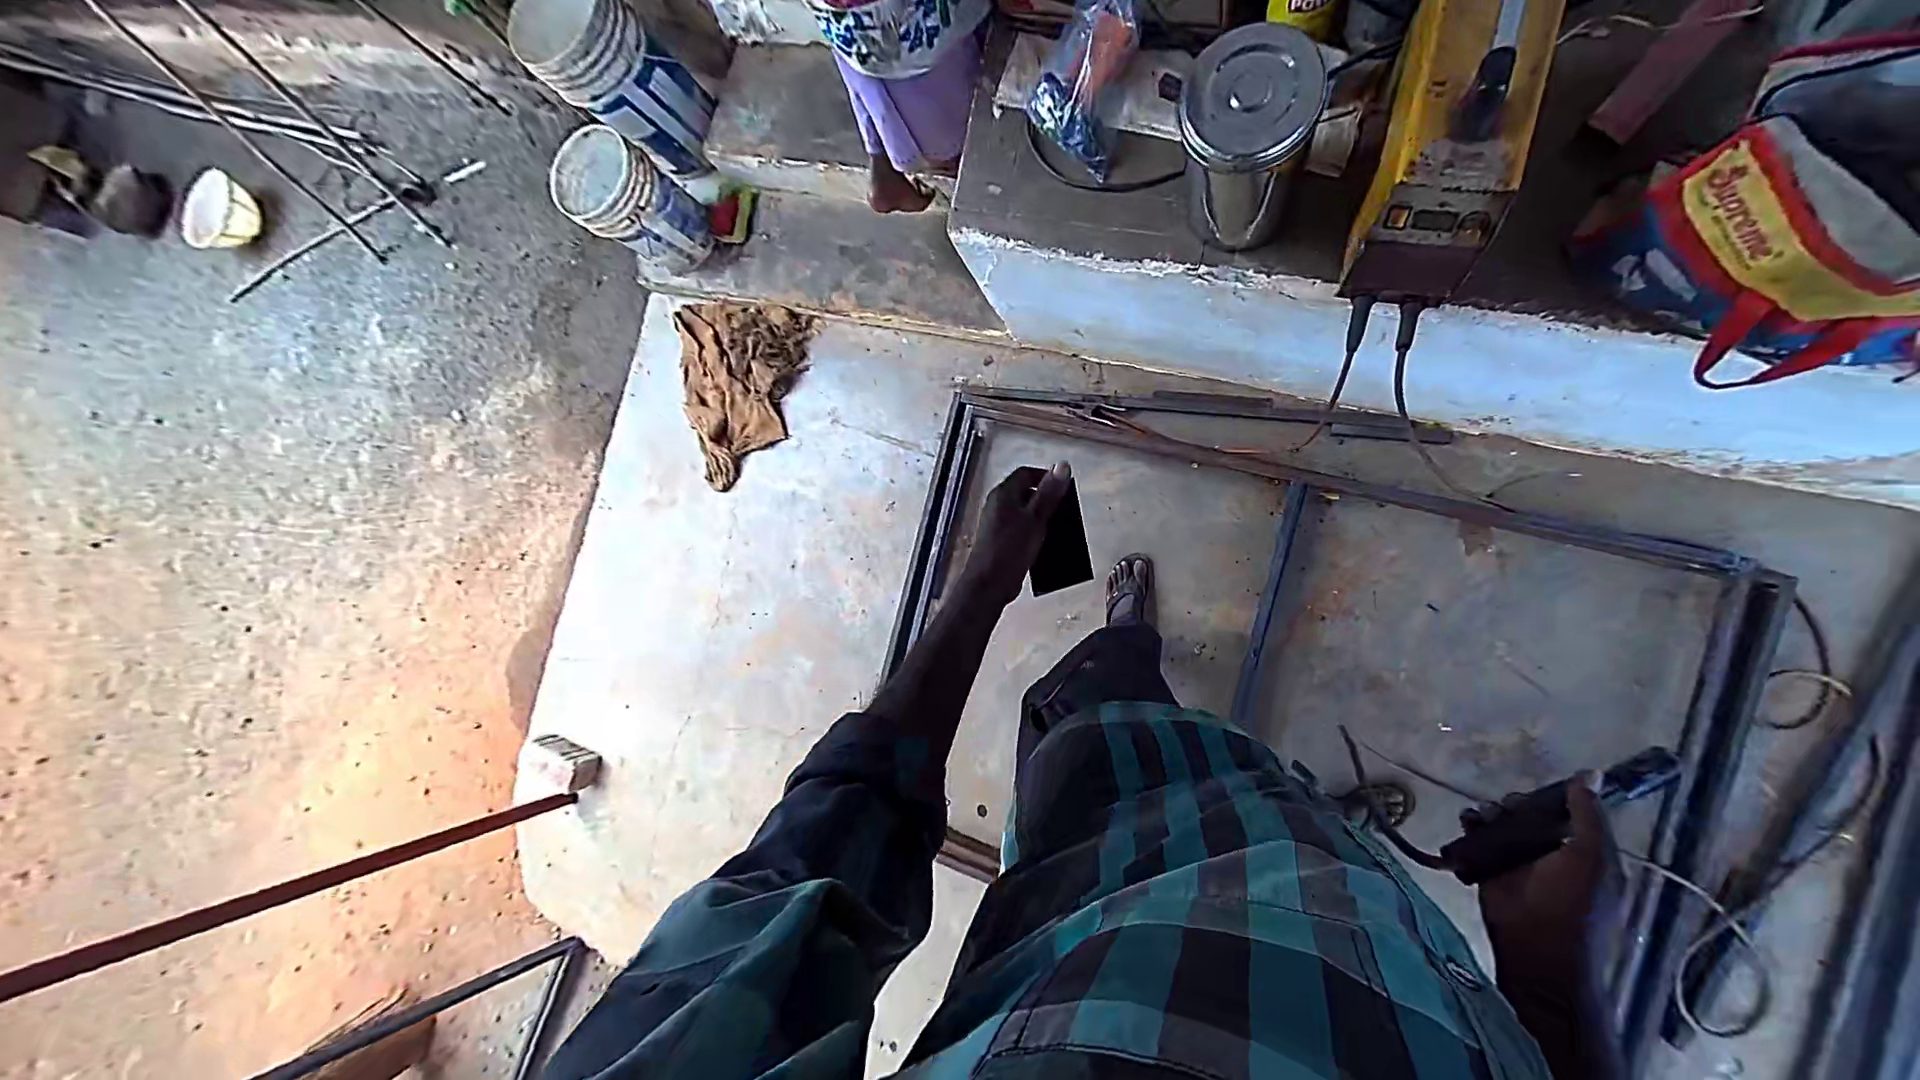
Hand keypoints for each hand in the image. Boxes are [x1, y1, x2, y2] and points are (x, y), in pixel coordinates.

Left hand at [956, 463, 1070, 606]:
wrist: (989, 584)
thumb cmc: (1010, 549)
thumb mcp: (1035, 519)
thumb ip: (1049, 493)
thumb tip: (1063, 465)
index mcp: (1003, 493)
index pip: (1026, 473)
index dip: (1047, 477)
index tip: (1064, 488)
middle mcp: (997, 504)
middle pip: (1025, 492)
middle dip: (1046, 498)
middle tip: (1064, 509)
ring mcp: (996, 523)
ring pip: (1024, 511)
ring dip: (1041, 516)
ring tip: (1058, 526)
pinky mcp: (1000, 540)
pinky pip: (1020, 528)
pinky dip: (1034, 531)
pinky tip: (1045, 542)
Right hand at [1477, 772, 1623, 987]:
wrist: (1535, 944)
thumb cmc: (1573, 903)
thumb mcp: (1592, 858)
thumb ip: (1589, 816)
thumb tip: (1593, 774)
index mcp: (1586, 853)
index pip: (1569, 814)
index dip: (1556, 798)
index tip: (1542, 790)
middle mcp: (1553, 853)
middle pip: (1530, 814)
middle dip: (1518, 805)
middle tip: (1510, 808)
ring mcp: (1519, 859)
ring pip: (1501, 820)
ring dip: (1491, 812)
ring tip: (1485, 817)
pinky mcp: (1488, 863)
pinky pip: (1477, 833)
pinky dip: (1471, 824)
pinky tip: (1469, 822)